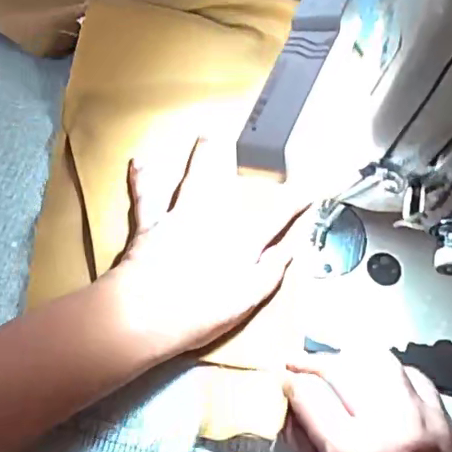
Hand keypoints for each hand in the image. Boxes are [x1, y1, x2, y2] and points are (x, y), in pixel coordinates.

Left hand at [97, 137, 312, 356]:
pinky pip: (144, 197)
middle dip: (245, 164)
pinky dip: (140, 179)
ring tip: (204, 138)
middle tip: (251, 144)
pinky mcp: (148, 226)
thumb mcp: (248, 300)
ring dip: (199, 158)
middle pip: (231, 185)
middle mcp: (211, 221)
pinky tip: (138, 163)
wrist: (145, 313)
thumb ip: (271, 270)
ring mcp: (178, 219)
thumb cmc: (198, 313)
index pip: (277, 214)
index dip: (298, 199)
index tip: (313, 185)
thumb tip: (290, 248)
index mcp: (240, 241)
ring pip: (191, 181)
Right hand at [284, 352, 451, 451]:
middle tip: (297, 365)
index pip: (310, 394)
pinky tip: (372, 381)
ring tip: (333, 367)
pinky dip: (385, 370)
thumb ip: (303, 444)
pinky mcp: (445, 417)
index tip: (281, 381)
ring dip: (348, 358)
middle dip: (312, 362)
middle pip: (342, 367)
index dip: (289, 383)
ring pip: (378, 359)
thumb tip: (286, 407)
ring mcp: (423, 417)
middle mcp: (389, 426)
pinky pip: (410, 374)